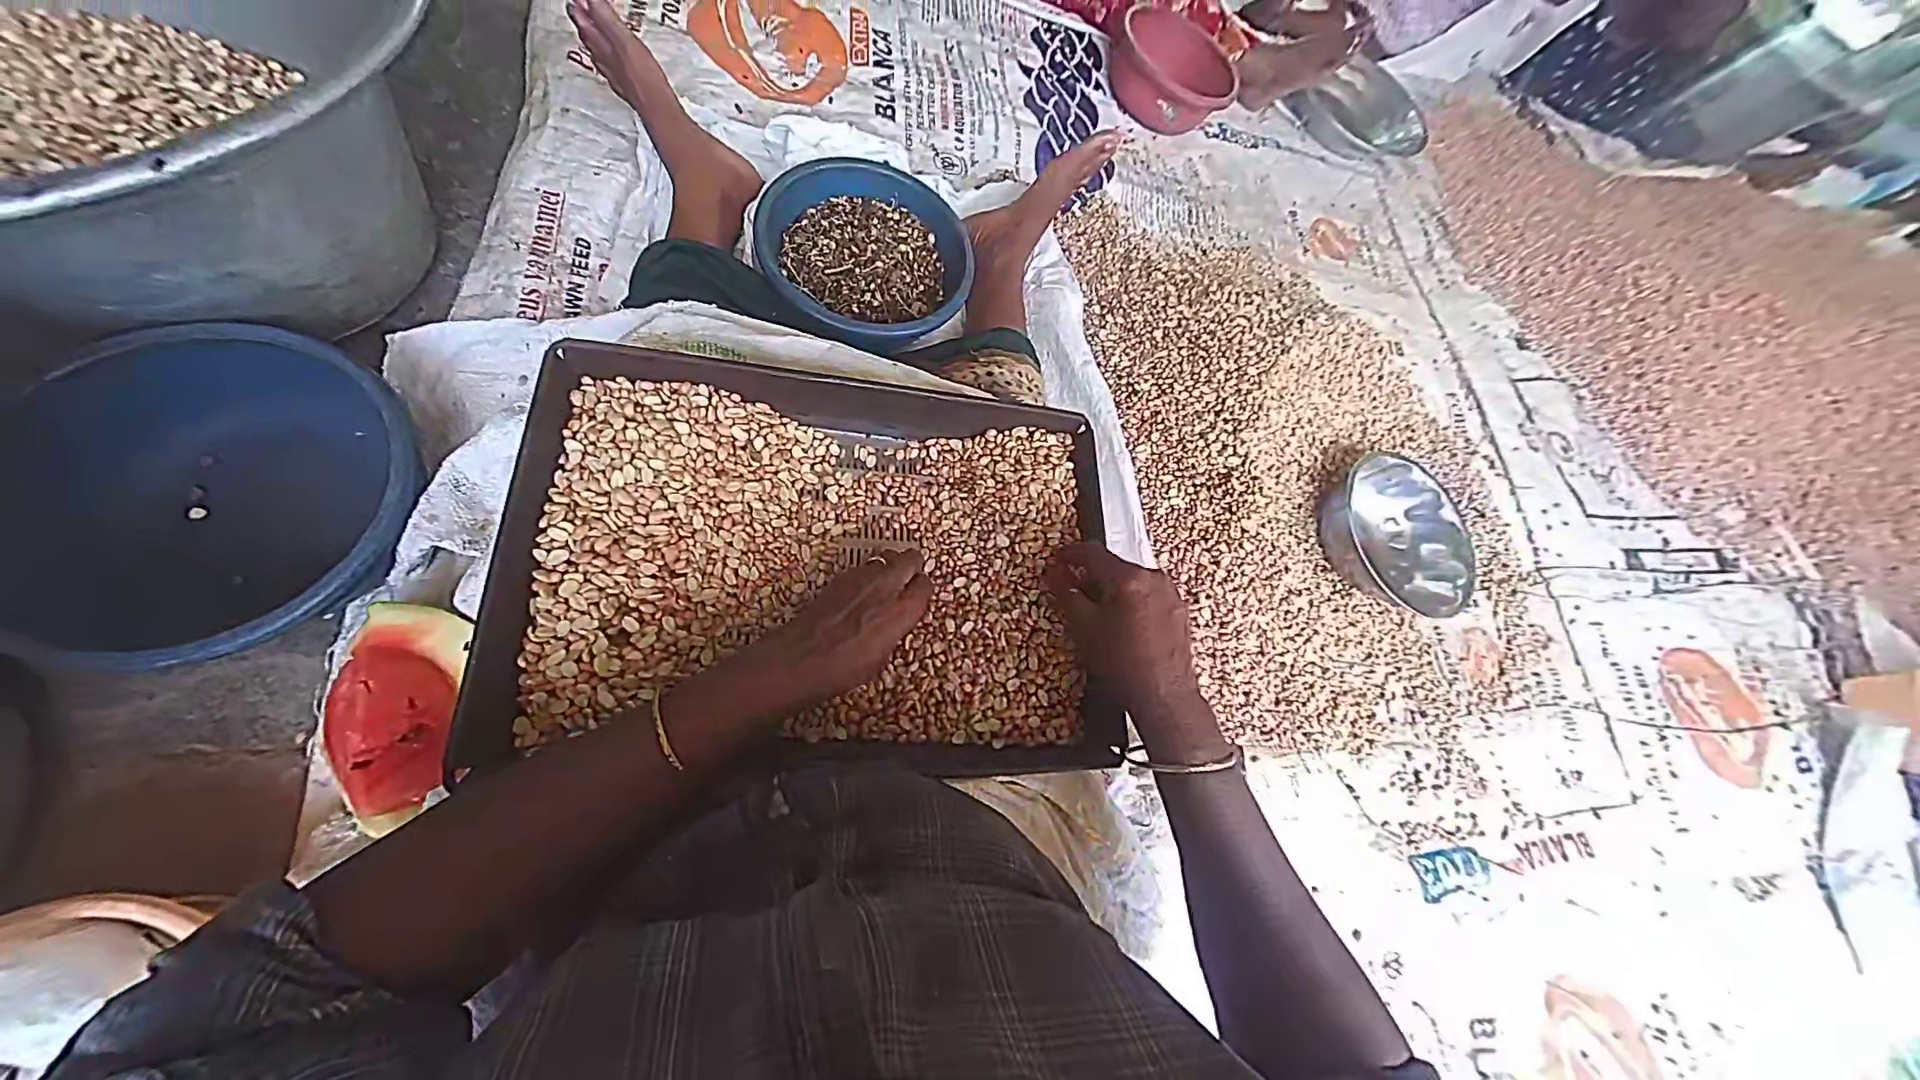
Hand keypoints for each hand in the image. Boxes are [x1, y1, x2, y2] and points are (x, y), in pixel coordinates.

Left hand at [674, 549, 933, 736]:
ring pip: (885, 557)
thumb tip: (894, 624)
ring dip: (889, 564)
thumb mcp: (880, 659)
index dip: (923, 589)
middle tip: (911, 573)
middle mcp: (884, 588)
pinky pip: (862, 567)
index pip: (925, 585)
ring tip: (887, 578)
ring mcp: (860, 578)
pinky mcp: (839, 578)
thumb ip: (893, 633)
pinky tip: (861, 589)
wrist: (801, 658)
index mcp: (901, 612)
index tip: (921, 593)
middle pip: (910, 558)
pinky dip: (867, 573)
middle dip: (912, 564)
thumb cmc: (841, 668)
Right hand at [1045, 543, 1229, 761]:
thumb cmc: (1125, 666)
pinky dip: (1130, 602)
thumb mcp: (1085, 627)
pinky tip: (1120, 626)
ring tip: (1097, 614)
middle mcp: (1154, 579)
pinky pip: (1147, 596)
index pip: (1093, 552)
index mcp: (1129, 579)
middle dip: (1092, 576)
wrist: (1163, 696)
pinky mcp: (1178, 611)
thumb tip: (1056, 575)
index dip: (1071, 554)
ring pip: (1132, 582)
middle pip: (1115, 566)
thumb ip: (1067, 594)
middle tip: (1073, 590)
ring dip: (1112, 590)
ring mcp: (1169, 595)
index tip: (1060, 559)